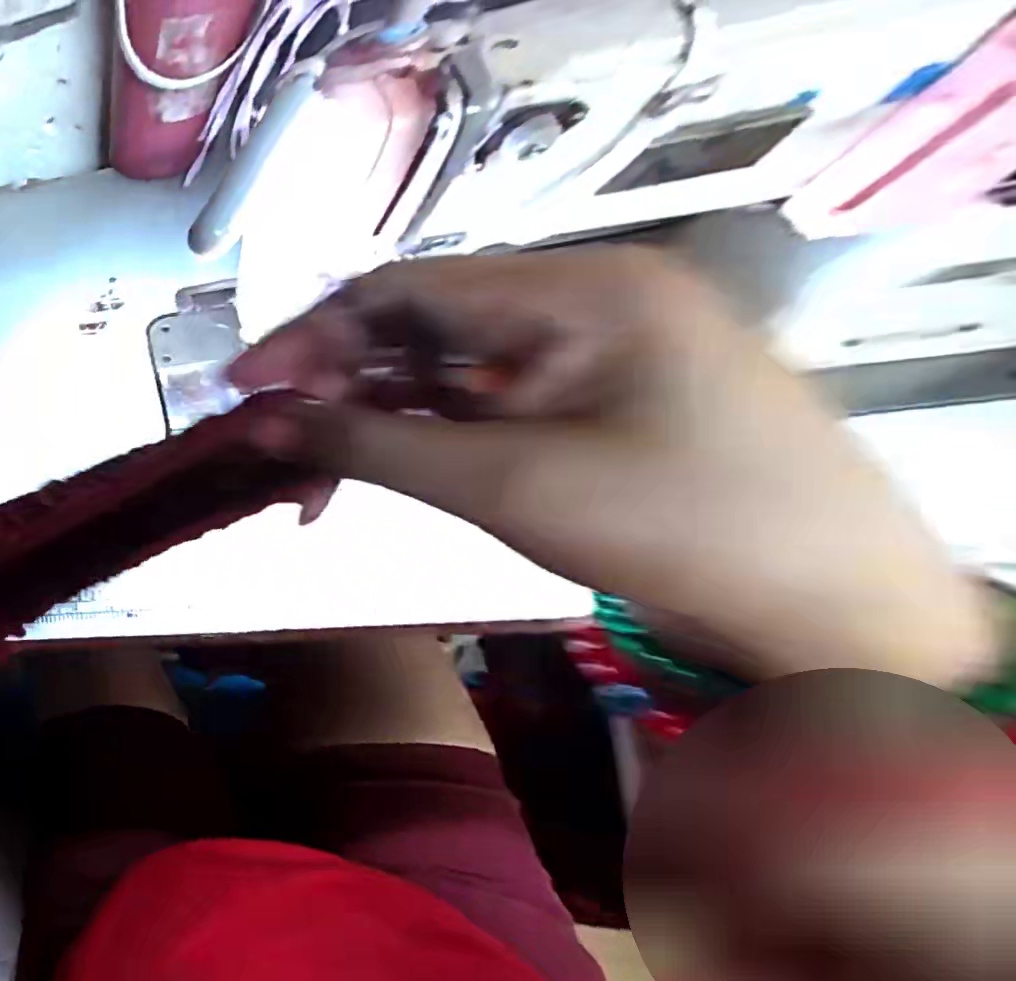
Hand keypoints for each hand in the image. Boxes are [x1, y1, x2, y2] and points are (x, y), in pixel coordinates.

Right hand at [229, 248, 995, 685]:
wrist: (822, 606)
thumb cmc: (674, 528)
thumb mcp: (499, 483)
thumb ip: (370, 443)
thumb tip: (265, 422)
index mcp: (572, 292)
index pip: (401, 290)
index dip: (307, 334)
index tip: (241, 383)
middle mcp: (566, 305)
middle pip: (408, 329)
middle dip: (327, 385)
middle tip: (268, 441)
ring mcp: (567, 355)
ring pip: (426, 372)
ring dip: (358, 420)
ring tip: (305, 478)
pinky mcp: (565, 401)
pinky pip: (459, 407)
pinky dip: (402, 440)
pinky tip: (359, 475)